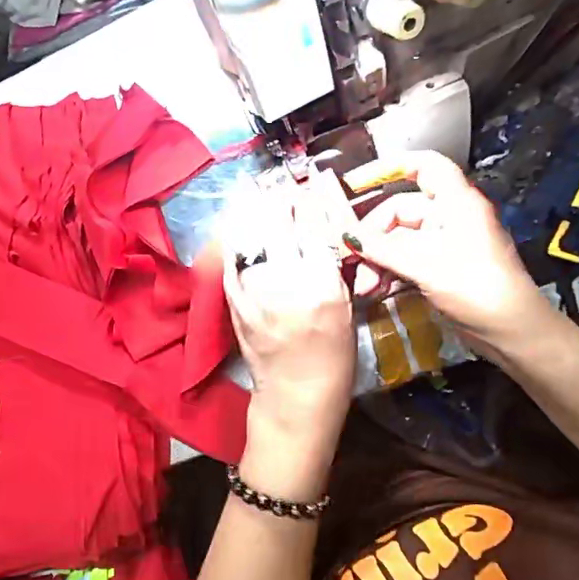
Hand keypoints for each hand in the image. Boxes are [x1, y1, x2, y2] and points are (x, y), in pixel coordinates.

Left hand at [221, 185, 354, 496]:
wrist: (295, 397)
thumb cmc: (332, 360)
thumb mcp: (345, 310)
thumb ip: (329, 270)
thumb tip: (318, 233)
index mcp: (324, 287)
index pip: (315, 232)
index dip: (308, 204)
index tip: (304, 186)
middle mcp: (289, 285)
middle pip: (280, 230)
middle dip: (277, 200)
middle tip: (276, 182)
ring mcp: (257, 294)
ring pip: (252, 242)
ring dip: (253, 213)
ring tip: (254, 191)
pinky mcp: (236, 305)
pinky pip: (233, 264)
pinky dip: (234, 242)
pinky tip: (236, 225)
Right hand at [343, 151, 551, 359]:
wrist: (512, 331)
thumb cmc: (477, 287)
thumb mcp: (424, 265)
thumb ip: (382, 249)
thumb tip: (346, 237)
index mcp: (456, 202)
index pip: (422, 166)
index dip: (387, 168)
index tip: (354, 183)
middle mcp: (450, 217)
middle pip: (399, 211)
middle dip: (372, 237)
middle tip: (350, 260)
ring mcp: (445, 243)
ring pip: (399, 241)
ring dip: (376, 261)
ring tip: (363, 286)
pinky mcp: (442, 267)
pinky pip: (406, 261)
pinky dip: (389, 272)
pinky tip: (375, 290)